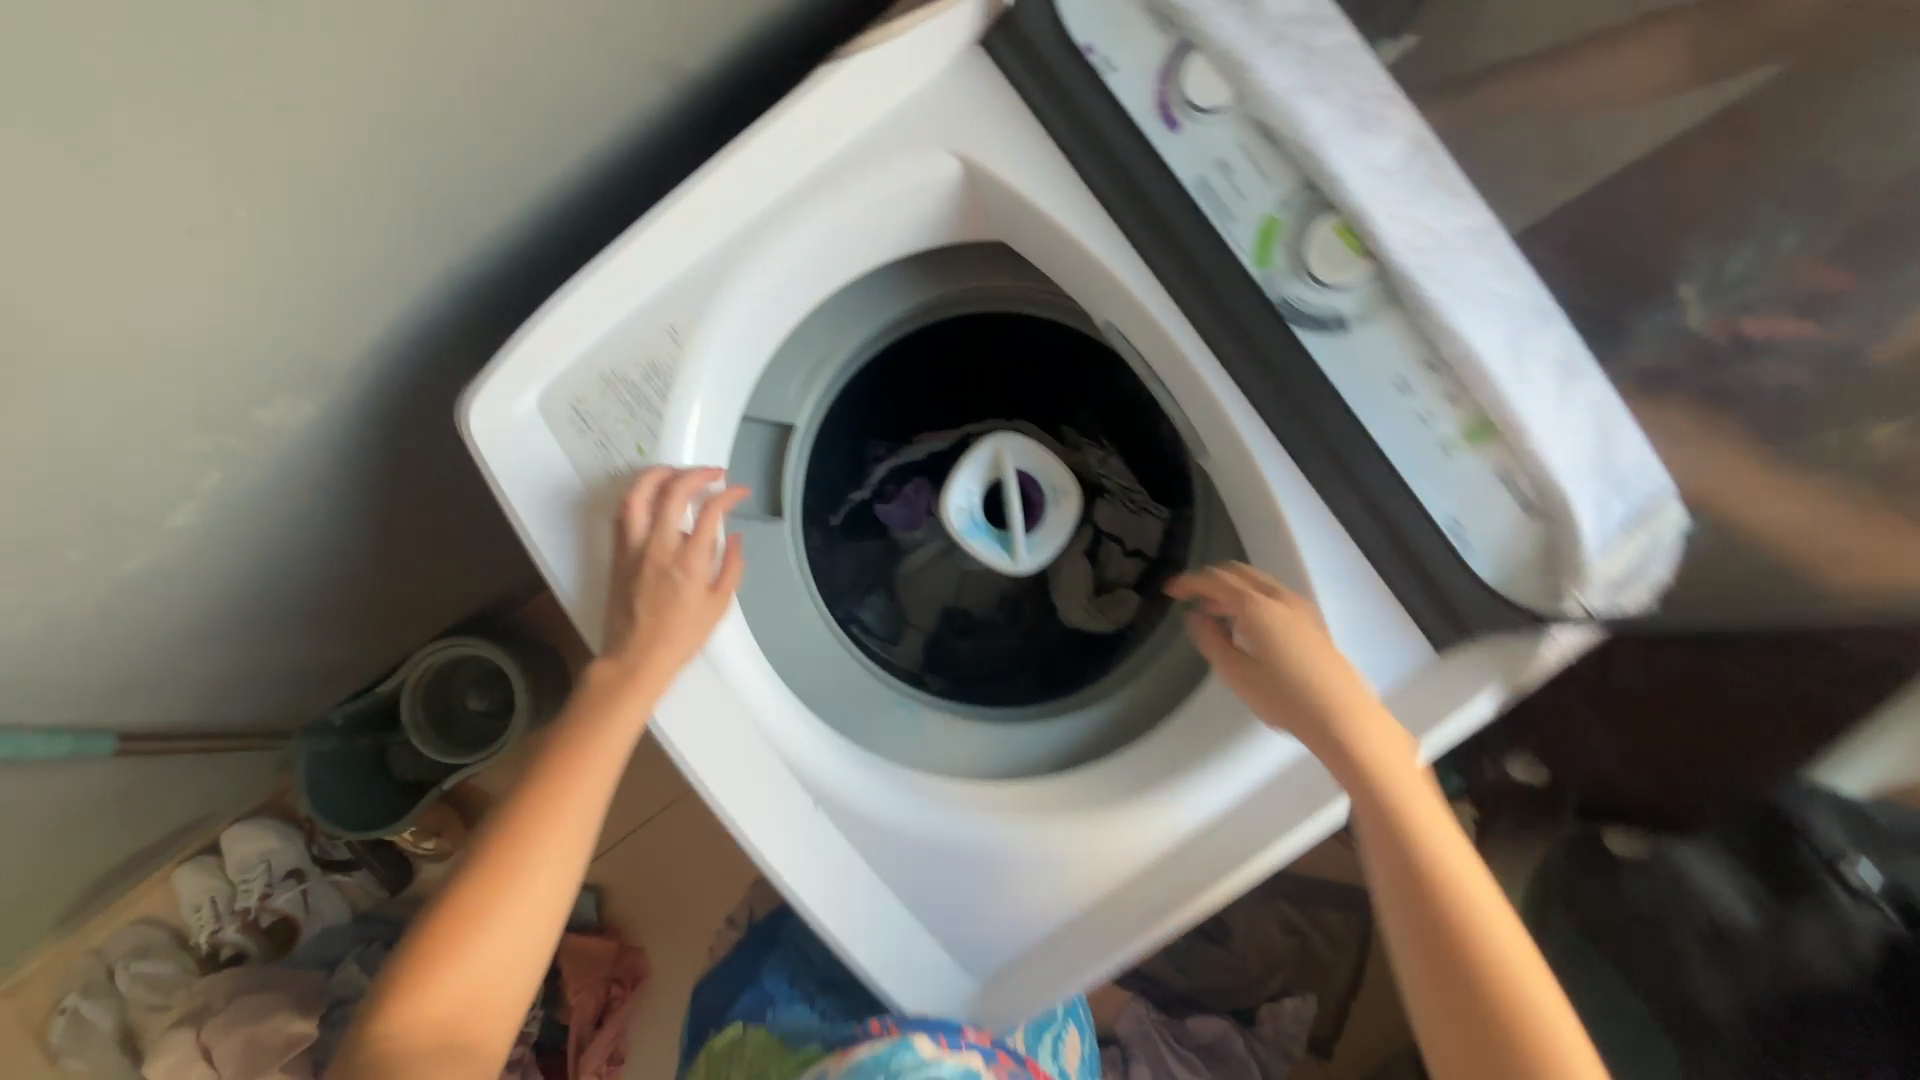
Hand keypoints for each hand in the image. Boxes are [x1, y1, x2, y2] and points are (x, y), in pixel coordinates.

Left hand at [599, 466, 748, 693]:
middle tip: (714, 475)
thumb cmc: (683, 636)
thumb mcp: (719, 605)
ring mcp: (633, 547)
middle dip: (698, 474)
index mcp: (690, 561)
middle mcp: (659, 546)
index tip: (740, 492)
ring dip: (659, 474)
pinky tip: (651, 494)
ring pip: (639, 494)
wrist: (636, 657)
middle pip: (674, 491)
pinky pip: (624, 513)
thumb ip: (731, 566)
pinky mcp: (617, 553)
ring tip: (676, 471)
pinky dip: (638, 495)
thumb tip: (735, 536)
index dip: (729, 495)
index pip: (711, 511)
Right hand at [1166, 563, 1400, 760]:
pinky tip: (1244, 625)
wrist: (1342, 716)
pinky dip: (1250, 598)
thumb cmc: (1283, 697)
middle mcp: (1279, 597)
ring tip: (1213, 612)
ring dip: (1231, 589)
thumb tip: (1195, 616)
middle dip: (1210, 579)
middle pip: (1237, 572)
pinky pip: (1272, 595)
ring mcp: (1299, 607)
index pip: (1214, 580)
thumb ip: (1210, 639)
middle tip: (1190, 597)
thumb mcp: (1235, 672)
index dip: (1188, 582)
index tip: (1169, 591)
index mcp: (1256, 606)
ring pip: (1257, 582)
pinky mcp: (1311, 622)